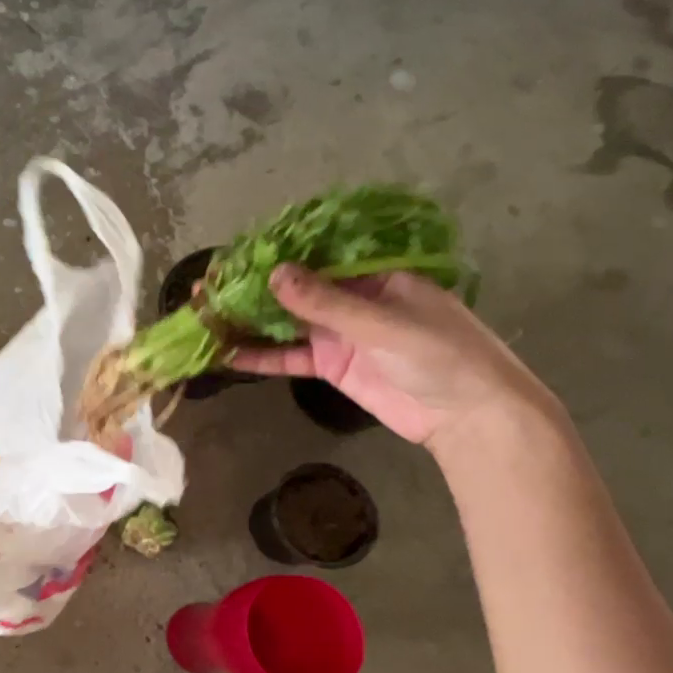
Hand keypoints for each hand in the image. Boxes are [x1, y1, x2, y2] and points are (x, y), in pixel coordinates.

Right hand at [229, 264, 563, 448]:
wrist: (468, 415)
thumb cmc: (442, 355)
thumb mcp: (384, 324)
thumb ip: (327, 303)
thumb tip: (275, 274)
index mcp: (375, 276)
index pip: (316, 259)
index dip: (274, 257)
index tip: (234, 257)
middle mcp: (353, 300)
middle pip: (294, 291)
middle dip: (252, 289)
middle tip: (206, 287)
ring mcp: (340, 335)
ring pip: (285, 323)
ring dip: (248, 321)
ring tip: (205, 316)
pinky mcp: (331, 367)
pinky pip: (288, 357)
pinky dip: (259, 356)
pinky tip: (227, 353)